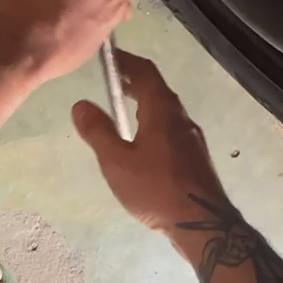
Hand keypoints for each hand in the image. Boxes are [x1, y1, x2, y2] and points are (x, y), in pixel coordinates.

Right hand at [73, 50, 230, 230]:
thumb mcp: (117, 162)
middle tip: (112, 85)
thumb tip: (80, 105)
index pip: (145, 72)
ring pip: (165, 113)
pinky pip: (171, 133)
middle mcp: (181, 118)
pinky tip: (143, 147)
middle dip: (134, 84)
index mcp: (162, 110)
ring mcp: (191, 140)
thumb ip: (98, 132)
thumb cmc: (156, 190)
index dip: (126, 62)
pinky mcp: (194, 160)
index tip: (109, 59)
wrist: (201, 222)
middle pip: (157, 91)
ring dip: (144, 107)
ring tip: (123, 115)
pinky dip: (153, 127)